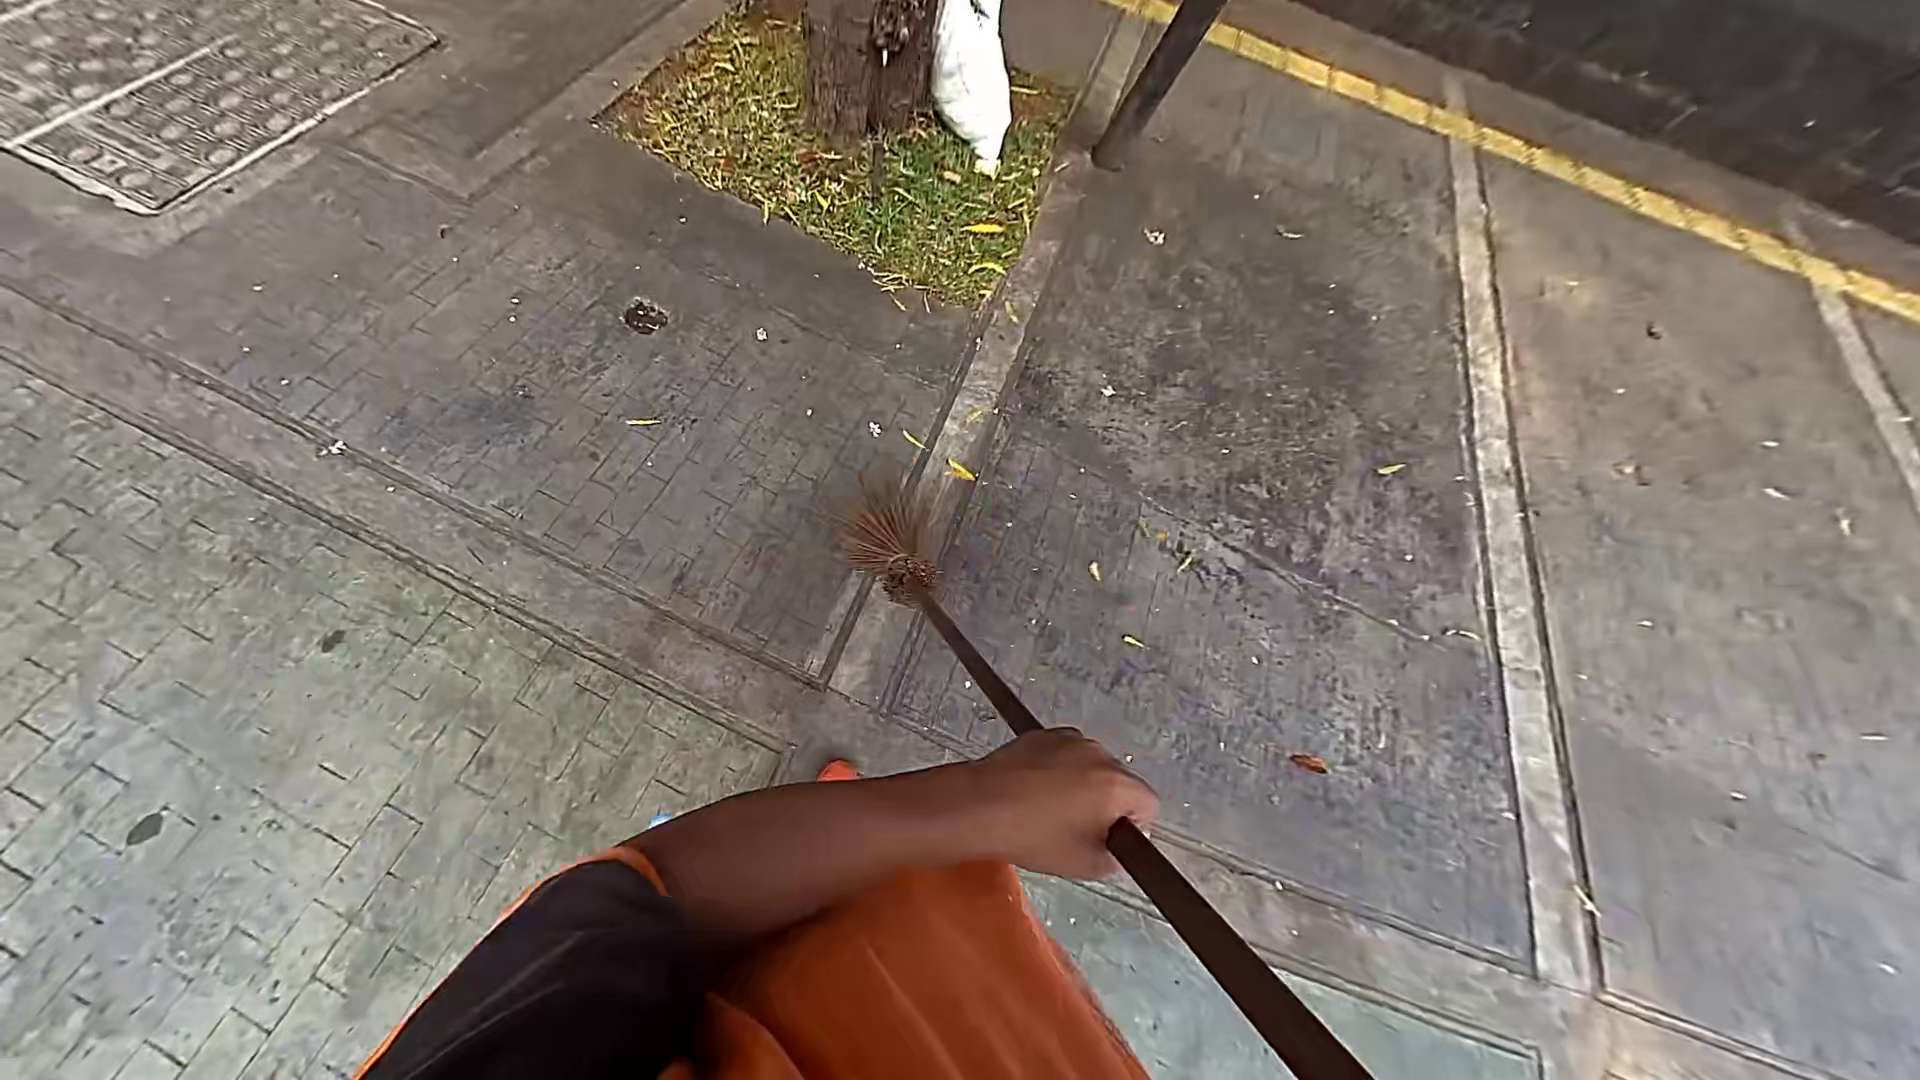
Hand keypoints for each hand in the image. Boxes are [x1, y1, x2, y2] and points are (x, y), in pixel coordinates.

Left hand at [966, 728, 1158, 878]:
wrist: (982, 804)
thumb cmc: (1034, 835)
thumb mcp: (1087, 863)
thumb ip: (1119, 855)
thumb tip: (1121, 844)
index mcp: (1117, 783)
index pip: (1149, 804)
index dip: (1134, 826)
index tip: (1108, 839)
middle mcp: (1098, 752)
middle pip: (1120, 781)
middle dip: (1108, 803)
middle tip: (1078, 827)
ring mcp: (1068, 738)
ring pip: (1092, 765)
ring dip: (1083, 783)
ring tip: (1052, 808)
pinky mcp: (1043, 734)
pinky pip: (1065, 753)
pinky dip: (1060, 768)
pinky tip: (1036, 789)